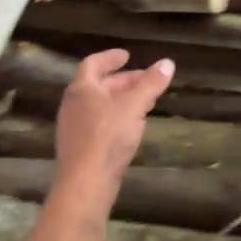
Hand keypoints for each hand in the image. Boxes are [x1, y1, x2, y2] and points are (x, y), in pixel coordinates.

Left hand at [55, 50, 173, 191]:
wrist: (85, 185)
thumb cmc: (107, 137)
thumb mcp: (135, 105)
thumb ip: (151, 83)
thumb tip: (167, 63)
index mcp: (81, 90)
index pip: (92, 64)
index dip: (110, 57)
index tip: (127, 55)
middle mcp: (73, 106)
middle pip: (98, 85)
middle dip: (123, 80)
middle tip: (145, 79)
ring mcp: (74, 129)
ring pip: (99, 105)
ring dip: (121, 99)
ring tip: (144, 101)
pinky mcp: (79, 149)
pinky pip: (98, 124)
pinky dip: (116, 117)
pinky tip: (132, 126)